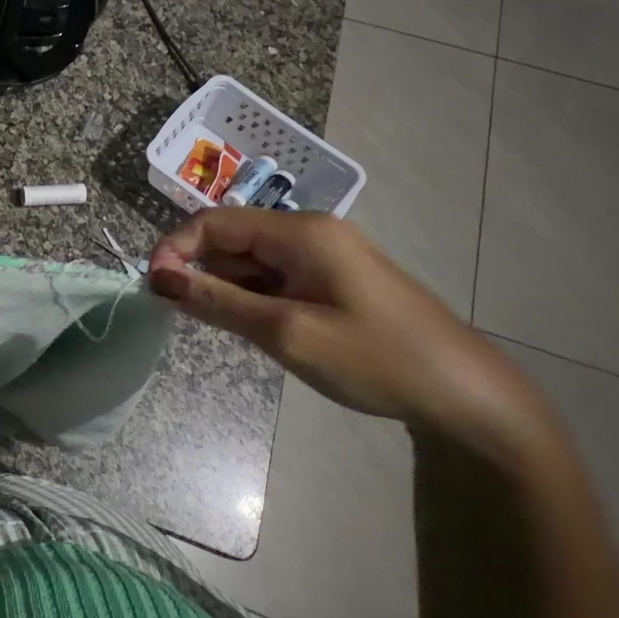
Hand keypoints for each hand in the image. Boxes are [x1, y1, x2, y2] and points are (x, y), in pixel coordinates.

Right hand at [147, 209, 554, 452]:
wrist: (465, 395)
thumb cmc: (375, 359)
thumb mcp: (286, 333)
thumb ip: (216, 302)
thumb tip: (157, 278)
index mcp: (303, 233)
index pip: (215, 221)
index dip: (175, 248)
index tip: (153, 289)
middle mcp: (312, 234)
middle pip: (231, 238)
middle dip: (198, 270)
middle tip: (181, 316)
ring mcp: (326, 257)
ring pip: (250, 261)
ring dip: (224, 288)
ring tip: (220, 328)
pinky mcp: (334, 281)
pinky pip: (274, 278)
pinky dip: (250, 298)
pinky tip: (251, 328)